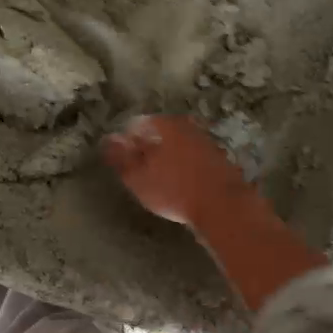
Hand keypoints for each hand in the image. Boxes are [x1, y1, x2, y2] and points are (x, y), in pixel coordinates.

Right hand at [101, 114, 323, 311]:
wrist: (225, 208)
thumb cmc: (173, 189)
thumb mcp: (137, 176)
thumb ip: (120, 157)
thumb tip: (108, 140)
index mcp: (166, 125)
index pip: (138, 124)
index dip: (126, 141)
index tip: (122, 160)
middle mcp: (188, 128)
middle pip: (161, 134)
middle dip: (148, 149)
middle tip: (138, 171)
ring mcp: (208, 144)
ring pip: (179, 147)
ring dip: (168, 160)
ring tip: (159, 182)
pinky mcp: (222, 163)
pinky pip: (194, 161)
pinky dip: (185, 170)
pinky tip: (181, 188)